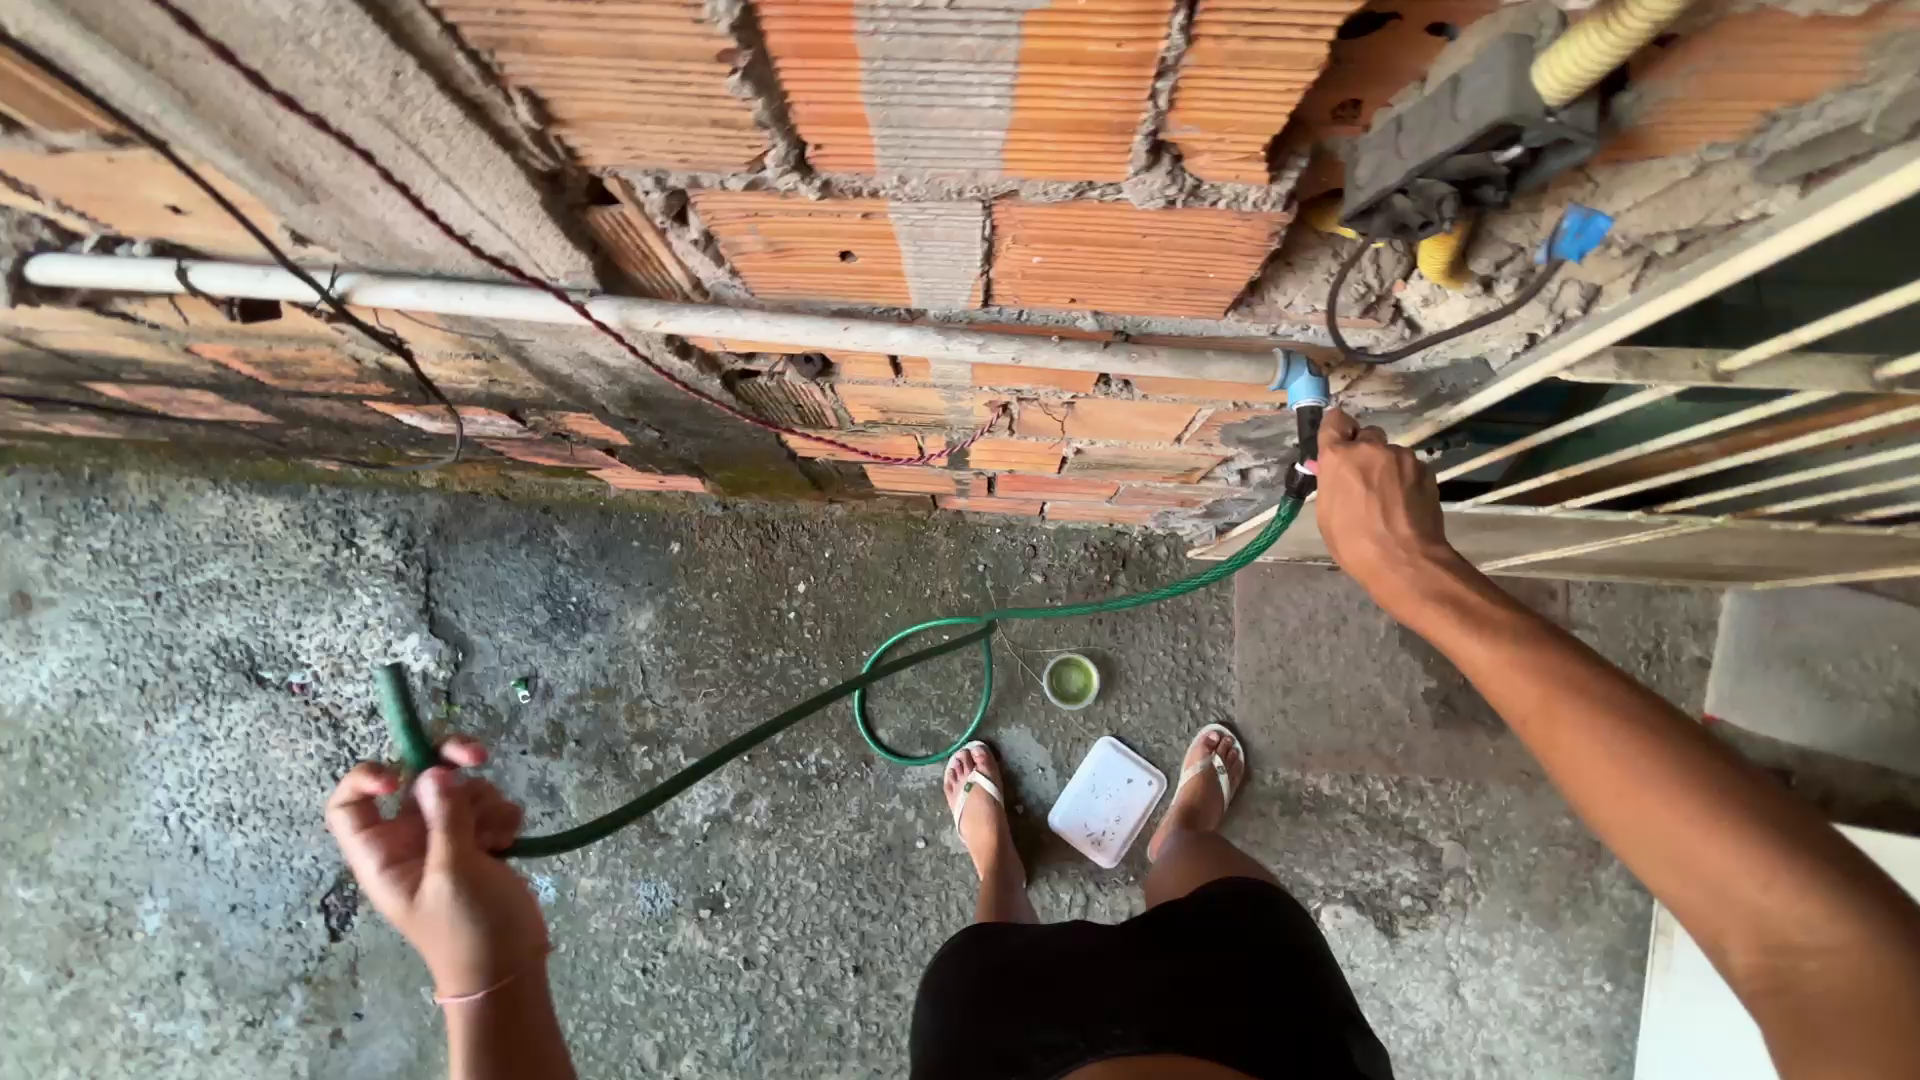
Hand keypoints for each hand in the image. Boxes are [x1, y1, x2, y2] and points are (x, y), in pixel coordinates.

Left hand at [324, 737, 546, 997]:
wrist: (507, 962)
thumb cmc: (466, 929)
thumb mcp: (454, 874)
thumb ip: (445, 822)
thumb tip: (433, 771)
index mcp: (382, 853)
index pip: (349, 804)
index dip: (366, 779)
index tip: (401, 775)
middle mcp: (410, 839)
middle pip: (419, 780)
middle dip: (449, 764)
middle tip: (479, 755)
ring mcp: (447, 838)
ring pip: (462, 790)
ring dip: (486, 801)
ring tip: (498, 835)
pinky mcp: (481, 839)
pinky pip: (490, 805)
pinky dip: (503, 815)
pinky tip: (510, 839)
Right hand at [1314, 408, 1464, 609]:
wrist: (1403, 559)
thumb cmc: (1352, 541)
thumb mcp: (1326, 511)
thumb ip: (1331, 481)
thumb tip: (1333, 471)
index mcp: (1339, 456)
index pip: (1335, 420)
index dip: (1336, 430)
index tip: (1337, 442)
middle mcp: (1371, 448)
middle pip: (1366, 435)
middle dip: (1363, 451)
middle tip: (1362, 478)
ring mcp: (1403, 457)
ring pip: (1390, 453)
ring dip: (1386, 466)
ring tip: (1386, 497)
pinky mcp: (1426, 470)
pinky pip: (1410, 467)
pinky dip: (1405, 479)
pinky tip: (1404, 504)